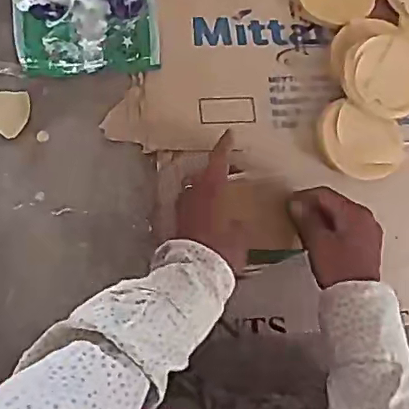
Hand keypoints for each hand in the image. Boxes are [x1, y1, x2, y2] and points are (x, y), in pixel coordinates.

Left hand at [174, 132, 248, 271]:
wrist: (192, 275)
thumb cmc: (220, 251)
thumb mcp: (240, 237)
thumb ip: (237, 224)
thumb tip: (235, 222)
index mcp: (210, 191)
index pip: (217, 161)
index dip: (224, 147)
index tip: (229, 134)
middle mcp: (190, 195)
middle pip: (202, 176)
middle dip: (214, 173)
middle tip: (228, 174)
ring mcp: (177, 210)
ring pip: (191, 193)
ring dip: (202, 192)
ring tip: (215, 198)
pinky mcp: (168, 227)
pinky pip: (184, 212)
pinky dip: (194, 211)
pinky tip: (202, 221)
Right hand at [288, 187, 381, 286]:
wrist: (357, 298)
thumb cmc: (337, 268)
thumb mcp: (317, 241)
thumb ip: (306, 218)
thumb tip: (297, 203)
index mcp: (355, 213)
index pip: (326, 194)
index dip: (305, 196)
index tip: (289, 204)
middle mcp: (366, 217)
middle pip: (336, 203)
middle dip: (315, 207)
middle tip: (296, 215)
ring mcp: (370, 230)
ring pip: (342, 216)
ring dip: (324, 218)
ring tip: (306, 227)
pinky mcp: (370, 244)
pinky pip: (349, 227)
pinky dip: (335, 228)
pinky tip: (323, 239)